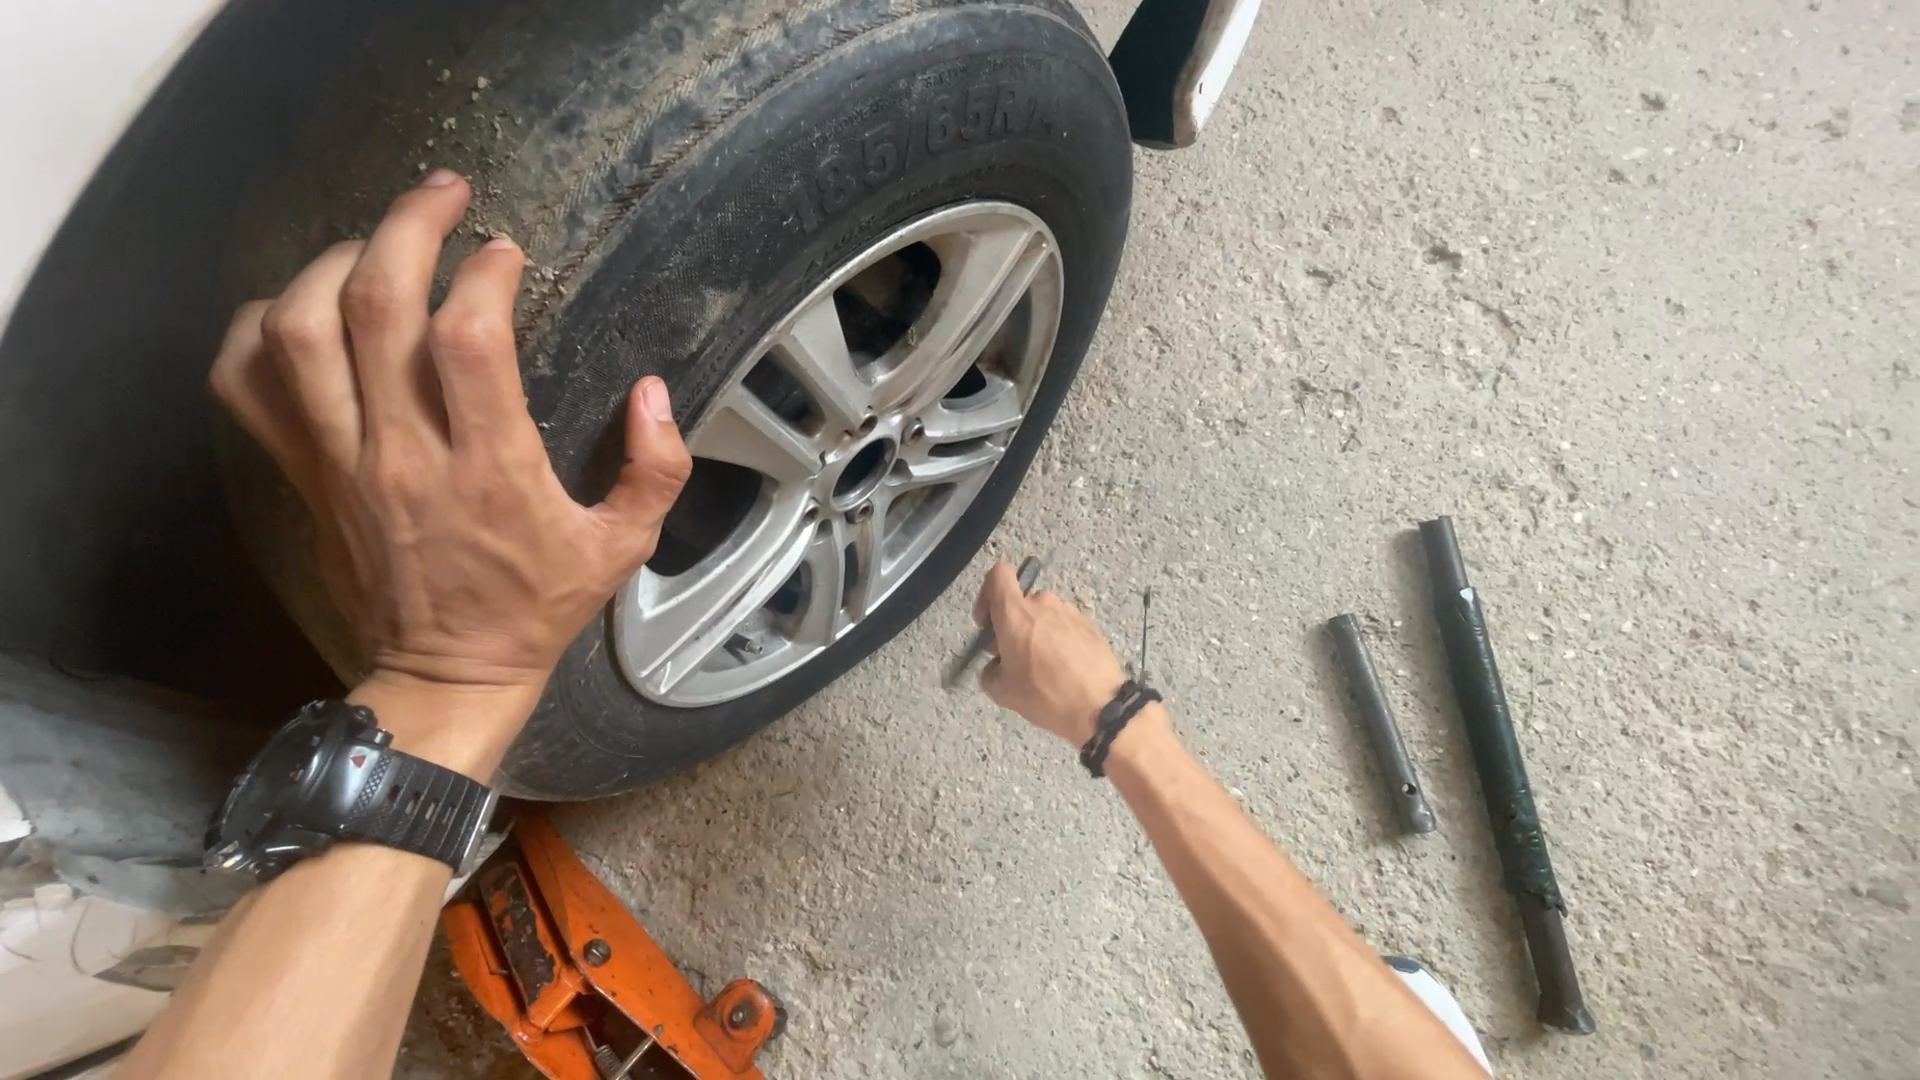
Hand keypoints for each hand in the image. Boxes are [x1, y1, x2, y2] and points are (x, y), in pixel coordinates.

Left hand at [210, 170, 691, 696]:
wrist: (451, 671)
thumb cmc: (542, 605)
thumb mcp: (626, 545)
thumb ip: (656, 469)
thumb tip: (654, 394)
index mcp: (491, 471)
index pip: (468, 341)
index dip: (485, 276)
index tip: (508, 252)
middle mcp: (404, 455)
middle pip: (375, 310)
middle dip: (407, 230)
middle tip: (444, 194)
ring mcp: (342, 464)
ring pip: (299, 330)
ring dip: (336, 263)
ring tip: (380, 241)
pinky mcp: (307, 477)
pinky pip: (251, 383)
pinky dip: (262, 325)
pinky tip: (304, 304)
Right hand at [972, 562, 1128, 745]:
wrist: (1101, 706)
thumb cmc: (1045, 693)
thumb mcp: (1002, 692)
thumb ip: (990, 672)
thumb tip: (996, 667)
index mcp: (1016, 612)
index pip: (998, 574)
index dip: (987, 593)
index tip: (988, 622)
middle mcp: (1043, 603)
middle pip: (1020, 603)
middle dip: (1012, 626)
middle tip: (1014, 657)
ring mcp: (1070, 612)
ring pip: (1044, 615)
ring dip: (1037, 633)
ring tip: (1043, 667)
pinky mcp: (1090, 625)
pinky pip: (1065, 626)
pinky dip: (1059, 640)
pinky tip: (1064, 668)